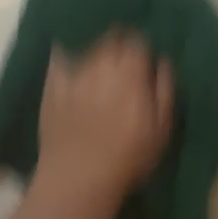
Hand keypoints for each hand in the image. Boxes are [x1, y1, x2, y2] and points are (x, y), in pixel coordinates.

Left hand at [37, 30, 174, 202]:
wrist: (77, 180)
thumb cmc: (127, 157)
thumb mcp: (161, 129)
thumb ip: (165, 90)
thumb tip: (163, 60)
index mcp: (132, 73)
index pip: (138, 41)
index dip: (142, 47)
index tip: (144, 57)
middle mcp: (102, 65)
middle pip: (112, 38)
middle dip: (120, 43)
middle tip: (124, 58)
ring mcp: (74, 73)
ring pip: (88, 45)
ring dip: (96, 48)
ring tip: (100, 58)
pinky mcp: (52, 85)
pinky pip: (59, 57)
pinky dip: (66, 52)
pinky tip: (68, 54)